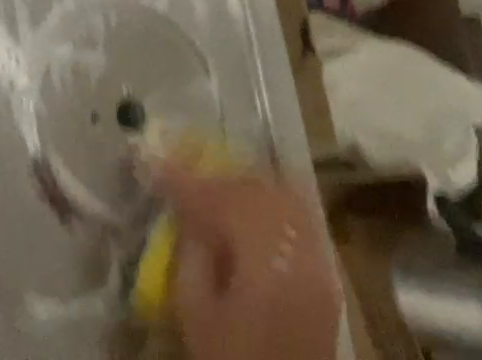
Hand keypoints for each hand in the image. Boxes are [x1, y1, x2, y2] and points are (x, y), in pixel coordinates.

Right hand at [156, 165, 340, 359]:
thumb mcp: (195, 314)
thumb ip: (191, 256)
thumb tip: (189, 215)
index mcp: (266, 267)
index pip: (222, 203)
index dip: (185, 183)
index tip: (154, 168)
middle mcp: (301, 254)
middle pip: (258, 192)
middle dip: (217, 181)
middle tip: (183, 184)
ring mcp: (321, 263)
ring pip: (283, 198)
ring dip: (244, 190)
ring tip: (212, 197)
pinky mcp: (327, 274)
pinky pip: (297, 219)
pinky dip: (268, 206)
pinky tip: (244, 216)